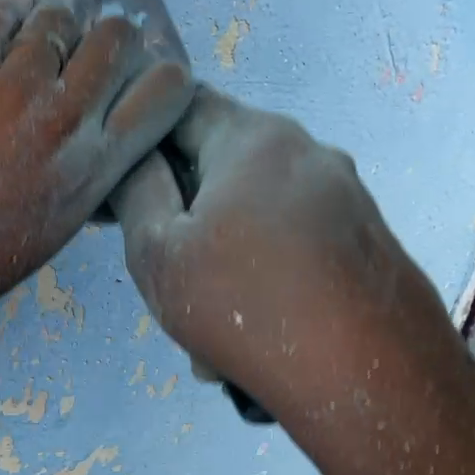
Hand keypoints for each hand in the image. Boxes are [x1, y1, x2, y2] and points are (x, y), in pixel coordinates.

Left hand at [0, 0, 193, 337]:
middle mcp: (62, 123)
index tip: (128, 83)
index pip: (166, 89)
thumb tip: (95, 150)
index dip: (153, 76)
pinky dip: (11, 9)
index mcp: (92, 172)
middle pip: (117, 38)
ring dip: (59, 15)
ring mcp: (8, 95)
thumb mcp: (41, 240)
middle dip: (107, 38)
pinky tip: (11, 12)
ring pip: (60, 17)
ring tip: (46, 24)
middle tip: (81, 50)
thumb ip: (78, 185)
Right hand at [114, 86, 449, 420]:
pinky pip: (281, 241)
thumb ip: (136, 192)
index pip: (183, 103)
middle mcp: (306, 151)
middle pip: (215, 161)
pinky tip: (237, 330)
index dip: (137, 134)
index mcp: (255, 139)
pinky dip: (249, 274)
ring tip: (195, 319)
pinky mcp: (359, 237)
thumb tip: (133, 158)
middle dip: (175, 207)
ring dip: (209, 254)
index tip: (110, 182)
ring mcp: (341, 194)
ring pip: (245, 210)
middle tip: (149, 264)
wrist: (364, 371)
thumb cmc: (240, 302)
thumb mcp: (156, 250)